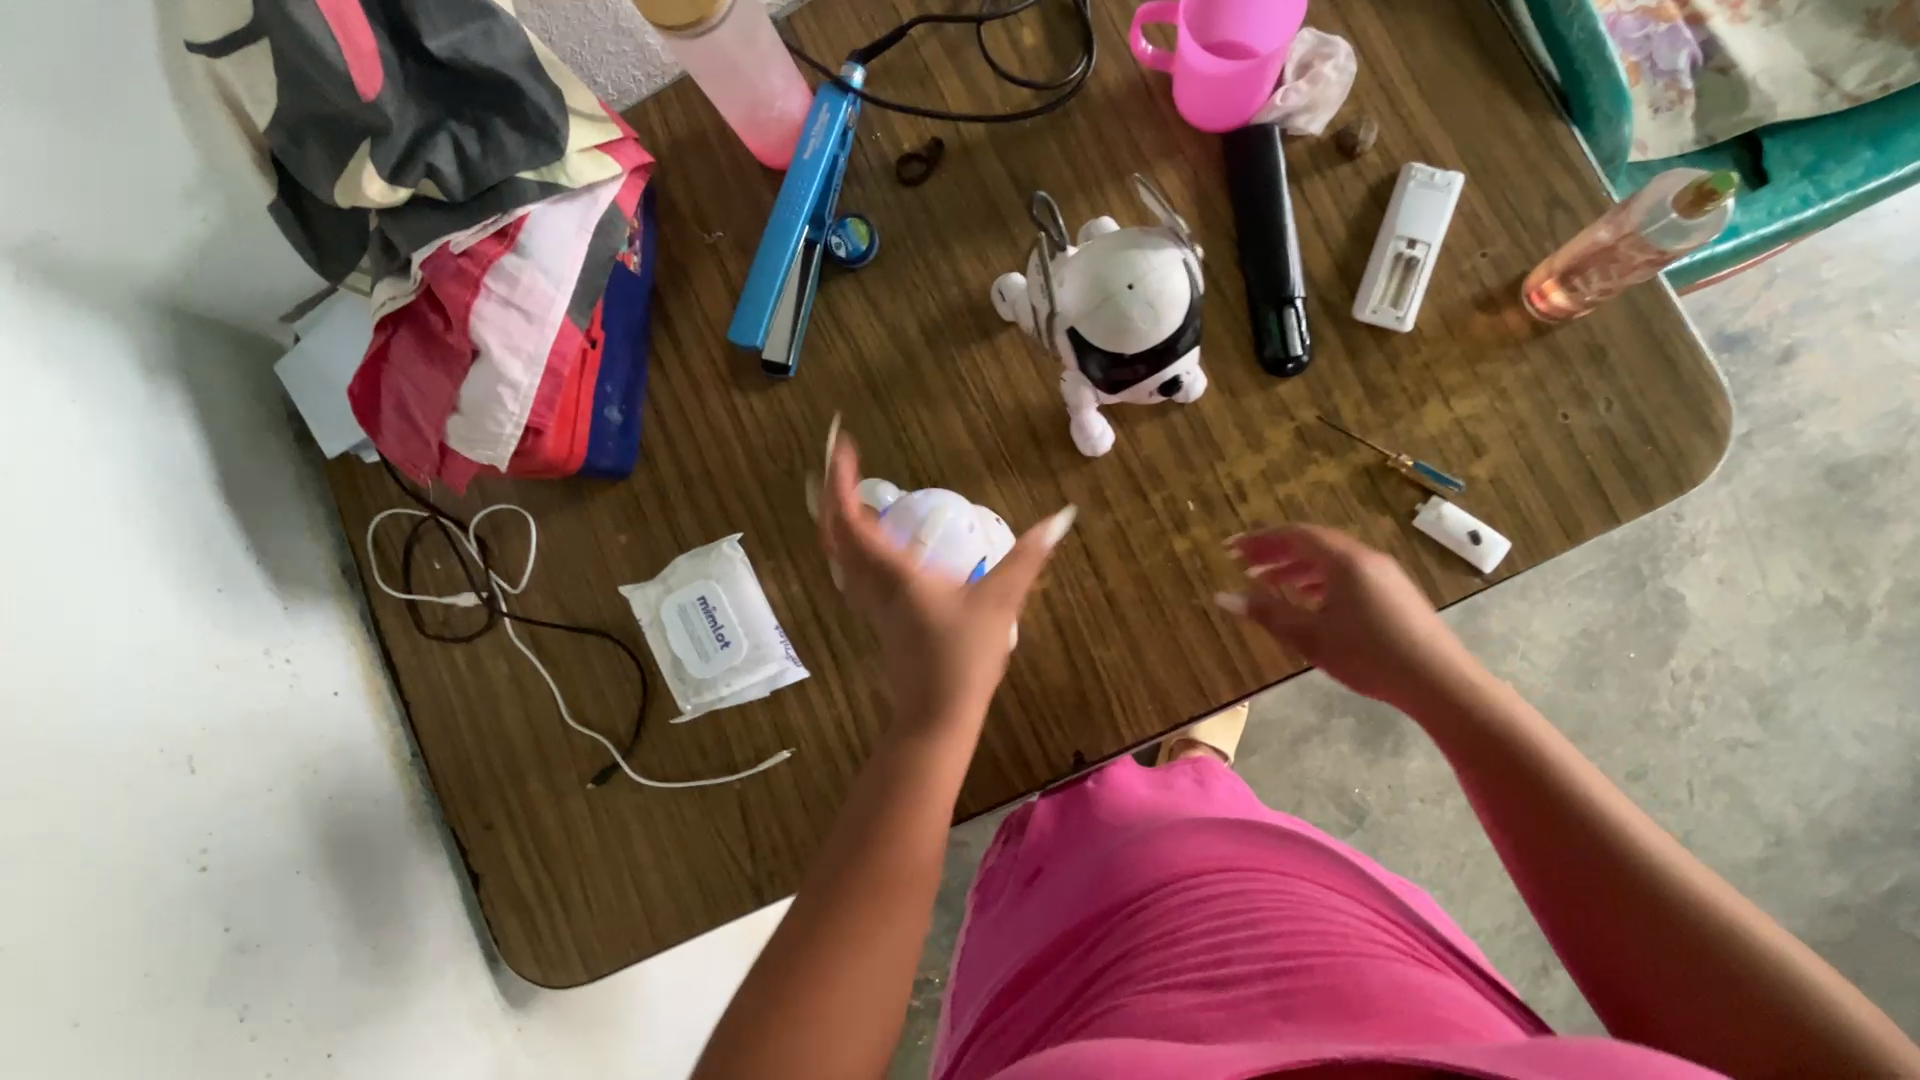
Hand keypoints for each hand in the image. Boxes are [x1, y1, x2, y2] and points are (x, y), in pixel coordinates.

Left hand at [814, 421, 1074, 725]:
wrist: (937, 716)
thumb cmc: (964, 659)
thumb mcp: (1001, 603)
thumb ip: (1029, 557)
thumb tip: (1063, 516)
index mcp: (894, 573)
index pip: (851, 520)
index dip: (840, 481)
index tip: (840, 446)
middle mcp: (872, 586)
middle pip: (834, 535)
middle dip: (832, 495)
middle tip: (842, 465)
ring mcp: (871, 607)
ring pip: (840, 557)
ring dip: (839, 523)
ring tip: (855, 498)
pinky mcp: (879, 623)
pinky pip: (853, 574)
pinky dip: (853, 548)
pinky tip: (876, 548)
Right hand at [1218, 525, 1483, 710]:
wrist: (1439, 681)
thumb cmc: (1368, 656)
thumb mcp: (1310, 637)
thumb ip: (1266, 613)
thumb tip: (1223, 597)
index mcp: (1345, 561)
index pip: (1295, 535)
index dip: (1260, 541)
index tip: (1232, 550)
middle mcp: (1366, 559)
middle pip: (1314, 544)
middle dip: (1276, 552)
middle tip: (1244, 565)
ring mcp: (1385, 575)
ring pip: (1332, 560)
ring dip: (1297, 567)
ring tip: (1269, 584)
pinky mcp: (1395, 593)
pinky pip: (1348, 574)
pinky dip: (1320, 580)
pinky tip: (1309, 601)